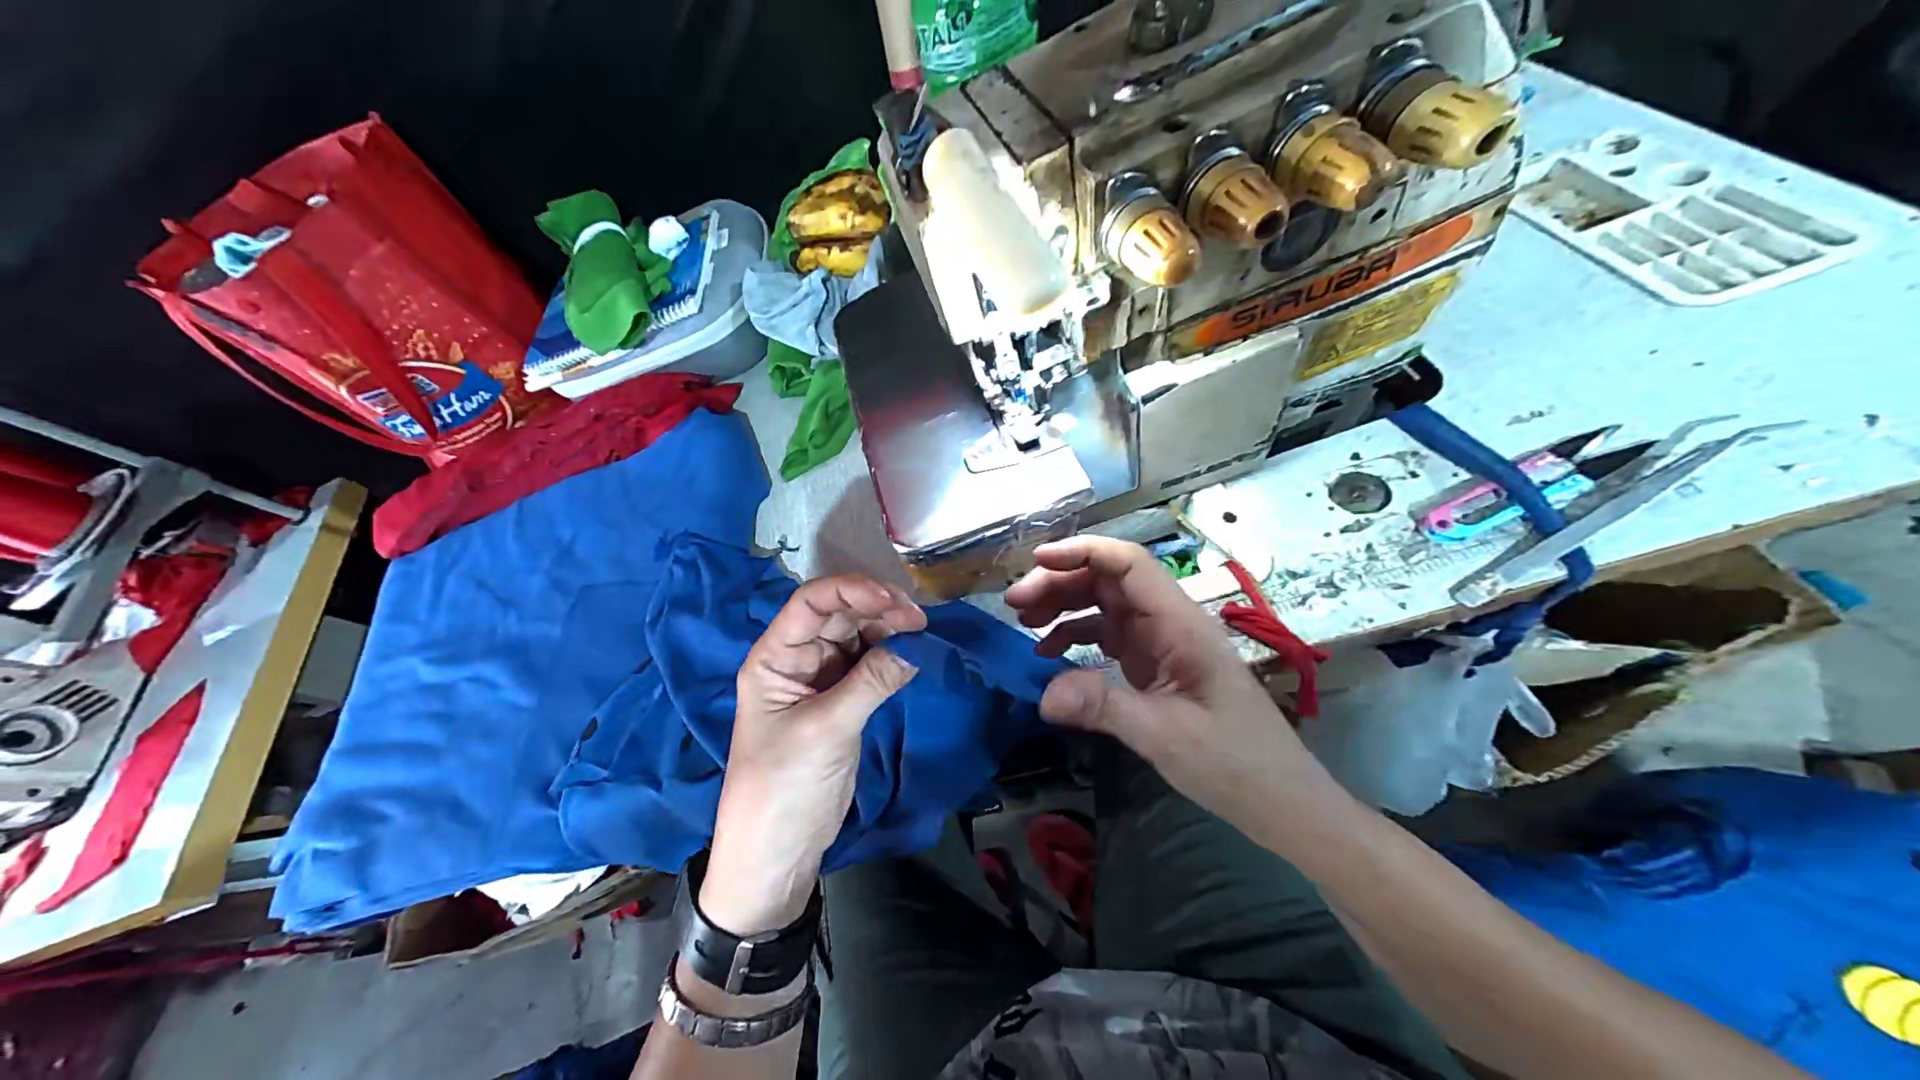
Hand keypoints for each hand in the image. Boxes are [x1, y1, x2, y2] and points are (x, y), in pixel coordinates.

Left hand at [702, 575, 925, 937]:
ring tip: (921, 632)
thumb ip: (871, 682)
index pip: (810, 603)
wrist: (777, 852)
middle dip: (877, 608)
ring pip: (856, 637)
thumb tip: (916, 645)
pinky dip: (890, 655)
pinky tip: (912, 653)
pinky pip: (868, 665)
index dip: (851, 591)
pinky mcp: (841, 702)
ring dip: (887, 629)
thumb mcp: (826, 730)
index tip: (895, 600)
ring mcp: (820, 680)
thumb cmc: (785, 786)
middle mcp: (796, 660)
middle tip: (919, 619)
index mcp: (774, 658)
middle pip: (837, 615)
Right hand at [1004, 536, 1331, 832]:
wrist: (1281, 800)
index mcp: (1182, 624)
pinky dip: (1076, 637)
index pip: (1129, 565)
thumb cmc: (1236, 764)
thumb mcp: (1166, 736)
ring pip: (1106, 606)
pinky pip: (1109, 637)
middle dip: (1061, 582)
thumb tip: (1042, 695)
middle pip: (1110, 581)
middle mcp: (1171, 624)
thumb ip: (1104, 708)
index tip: (1034, 562)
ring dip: (1065, 606)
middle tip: (1015, 605)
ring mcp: (1163, 644)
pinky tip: (1050, 654)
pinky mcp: (1156, 666)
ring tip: (1024, 623)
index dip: (1081, 552)